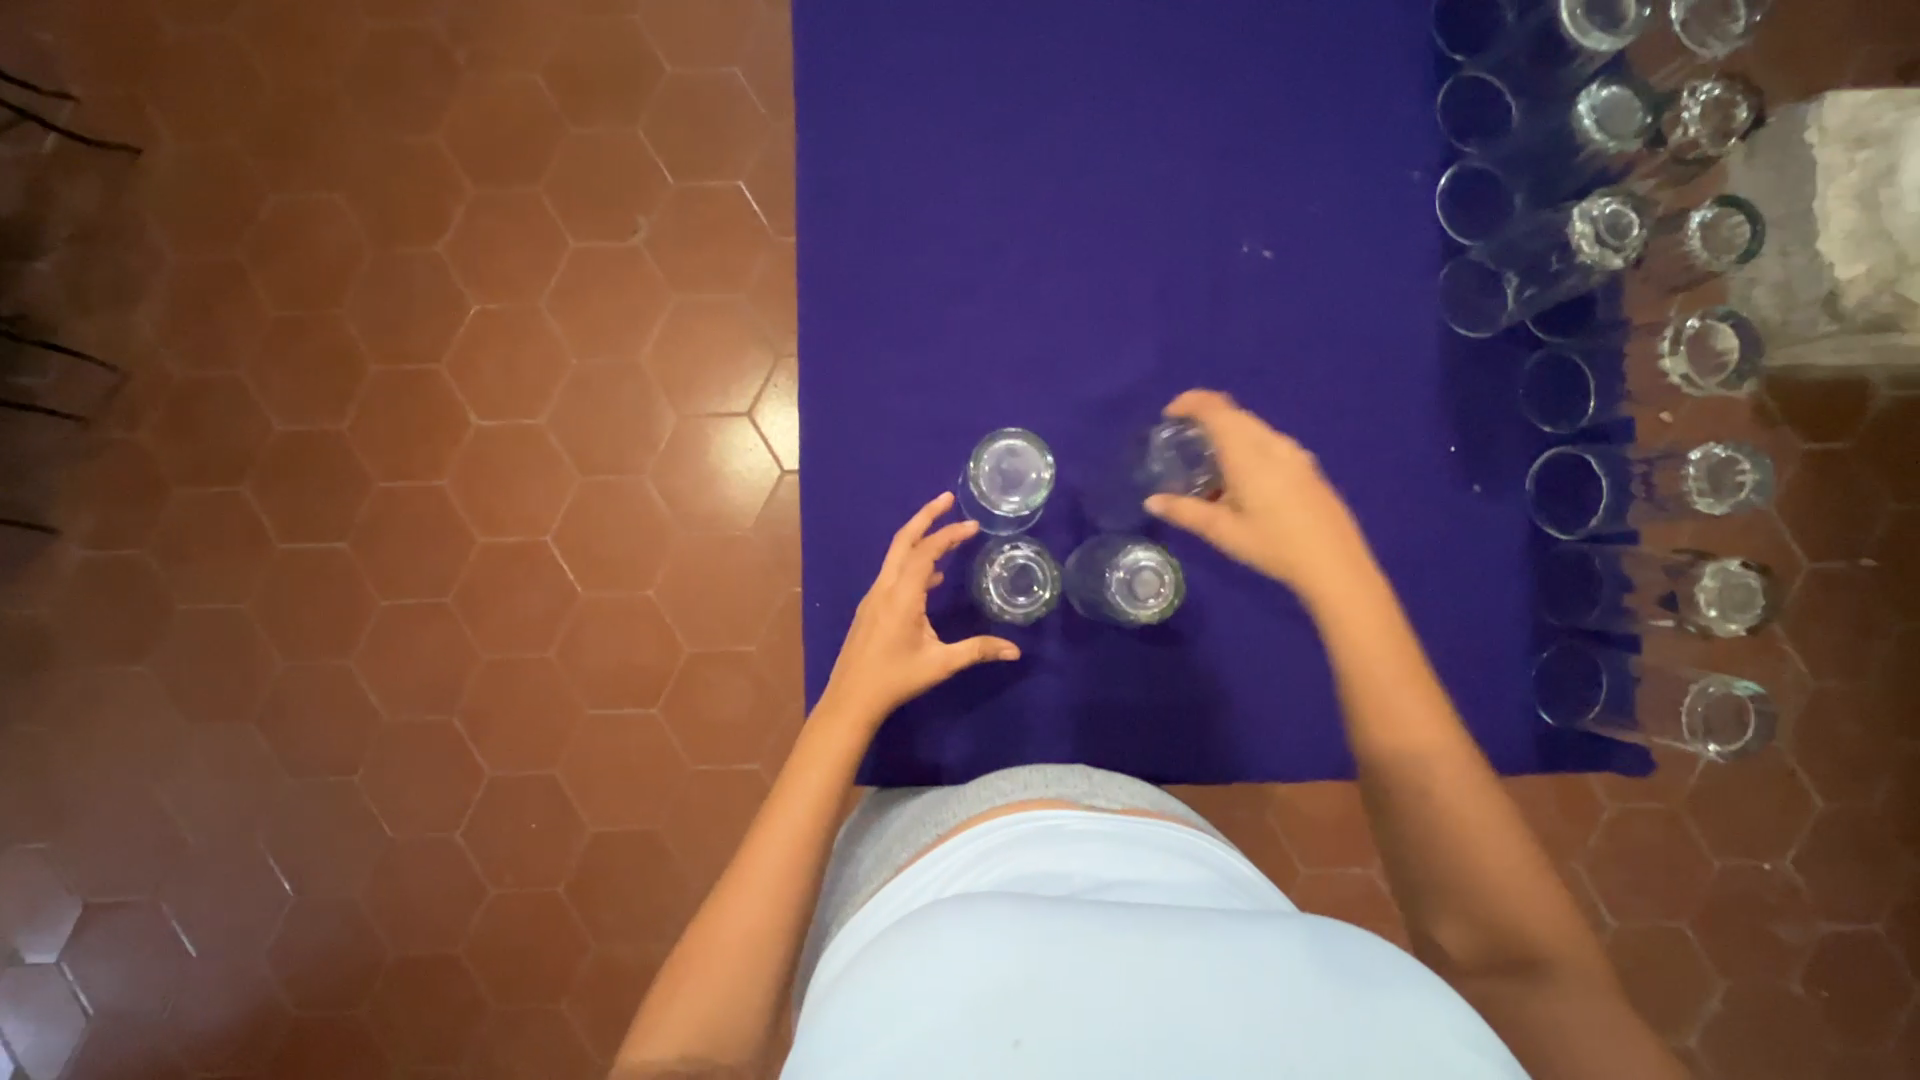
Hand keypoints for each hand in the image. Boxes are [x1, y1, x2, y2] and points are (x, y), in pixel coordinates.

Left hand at [819, 492, 1020, 725]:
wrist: (851, 698)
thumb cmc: (895, 680)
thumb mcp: (941, 664)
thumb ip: (977, 651)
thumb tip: (1015, 650)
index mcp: (902, 596)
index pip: (926, 553)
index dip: (949, 535)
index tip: (972, 525)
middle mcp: (884, 588)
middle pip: (904, 540)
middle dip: (926, 516)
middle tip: (948, 499)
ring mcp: (874, 596)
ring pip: (896, 555)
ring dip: (919, 538)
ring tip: (946, 532)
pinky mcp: (871, 607)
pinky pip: (893, 573)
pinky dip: (913, 563)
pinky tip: (932, 577)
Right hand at [1145, 389, 1375, 600]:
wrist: (1335, 564)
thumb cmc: (1274, 545)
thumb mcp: (1223, 532)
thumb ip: (1185, 512)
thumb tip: (1152, 501)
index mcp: (1248, 453)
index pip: (1216, 409)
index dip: (1190, 402)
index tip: (1169, 415)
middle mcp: (1272, 444)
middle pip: (1235, 414)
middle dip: (1206, 417)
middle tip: (1183, 440)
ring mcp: (1295, 454)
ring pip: (1254, 428)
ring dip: (1228, 433)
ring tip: (1209, 464)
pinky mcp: (1307, 468)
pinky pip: (1269, 443)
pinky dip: (1246, 446)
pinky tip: (1241, 481)